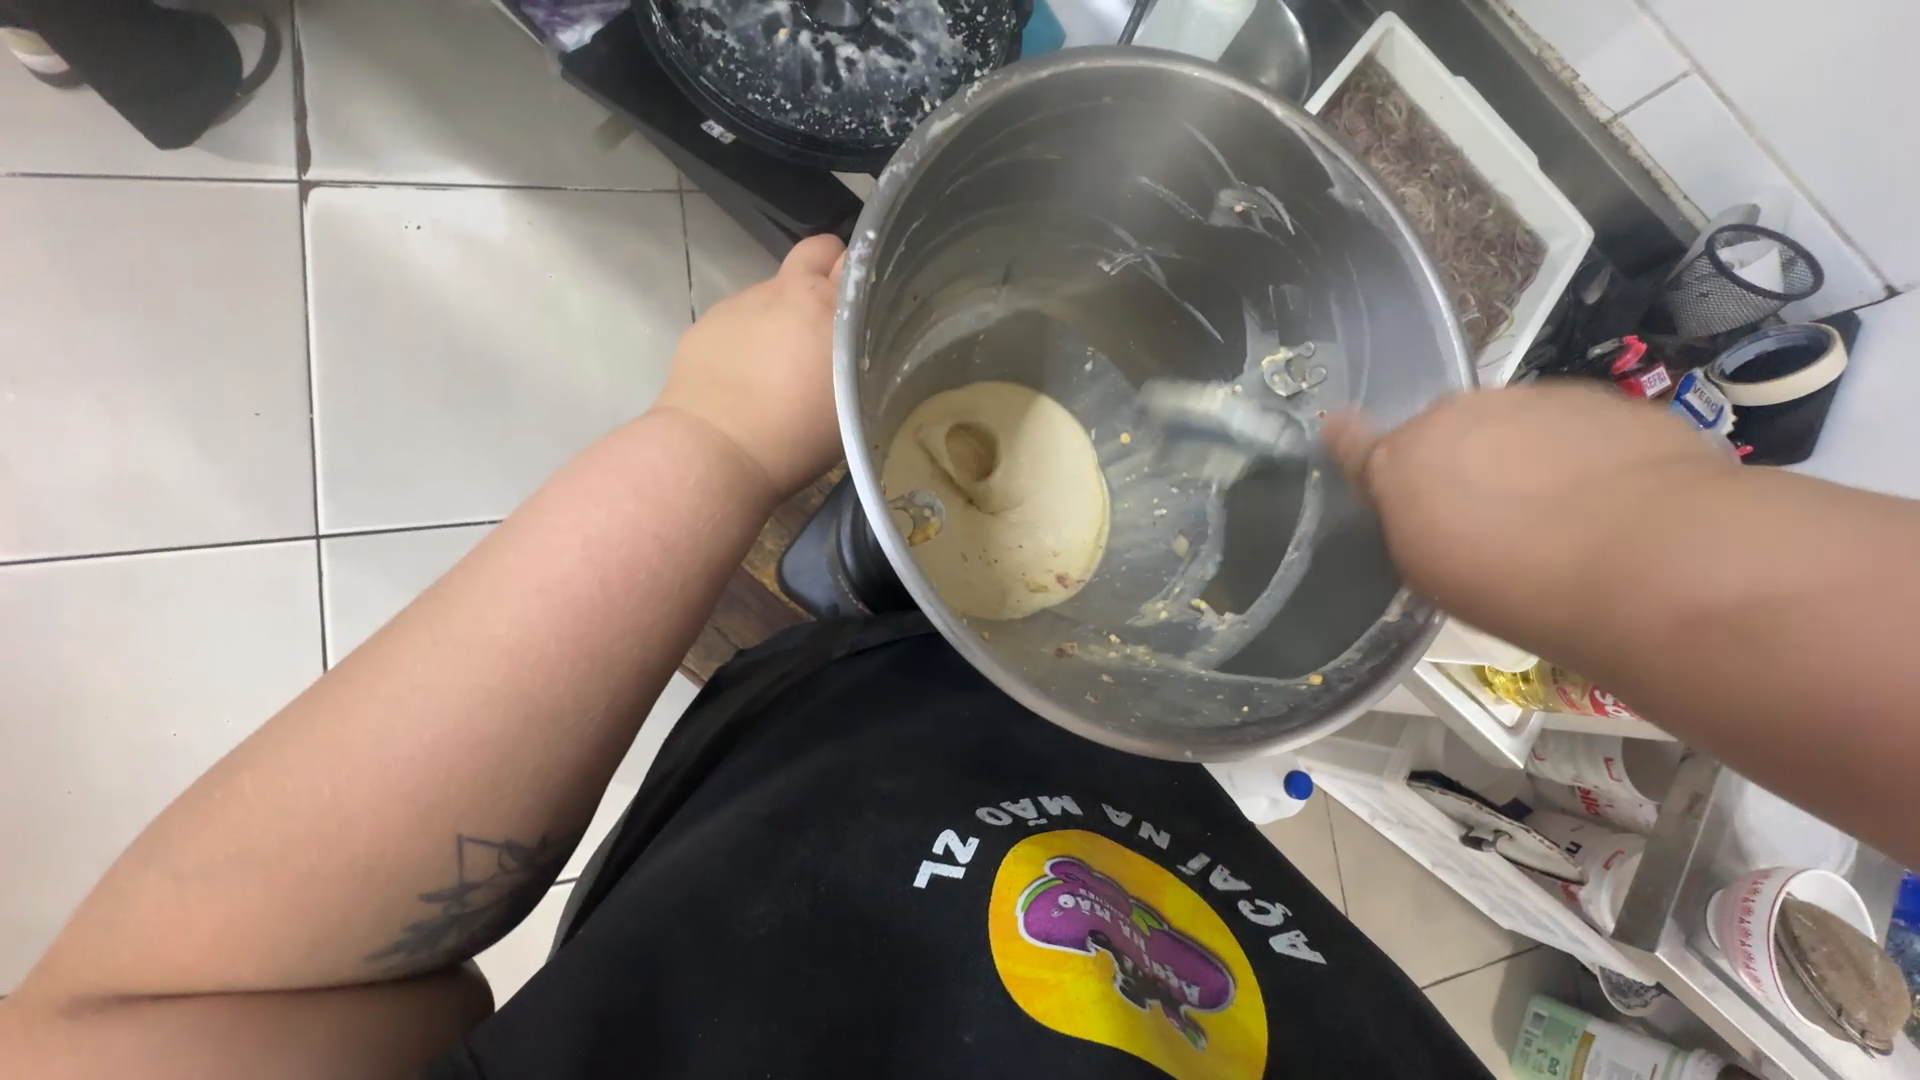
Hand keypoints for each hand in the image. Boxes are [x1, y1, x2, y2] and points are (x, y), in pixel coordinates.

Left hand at [653, 233, 845, 499]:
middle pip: (815, 250)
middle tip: (825, 318)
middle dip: (824, 271)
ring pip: (774, 290)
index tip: (864, 306)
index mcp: (827, 308)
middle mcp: (785, 293)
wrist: (714, 451)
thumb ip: (858, 354)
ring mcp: (742, 303)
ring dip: (783, 313)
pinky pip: (740, 317)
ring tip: (779, 365)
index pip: (854, 260)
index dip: (860, 278)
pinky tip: (745, 378)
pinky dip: (748, 337)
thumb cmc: (796, 437)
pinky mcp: (707, 322)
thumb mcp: (851, 399)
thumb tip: (856, 335)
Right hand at [1322, 382, 1731, 632]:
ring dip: (1515, 453)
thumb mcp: (1429, 568)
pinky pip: (1571, 425)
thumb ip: (1410, 518)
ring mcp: (1532, 400)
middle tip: (1482, 512)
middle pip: (1439, 431)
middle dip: (1451, 459)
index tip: (1340, 434)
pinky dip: (1576, 453)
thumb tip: (1416, 497)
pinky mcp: (1605, 399)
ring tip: (1555, 511)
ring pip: (1507, 424)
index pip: (1352, 439)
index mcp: (1400, 460)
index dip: (1346, 440)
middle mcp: (1456, 415)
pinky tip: (1606, 498)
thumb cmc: (1513, 583)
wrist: (1654, 559)